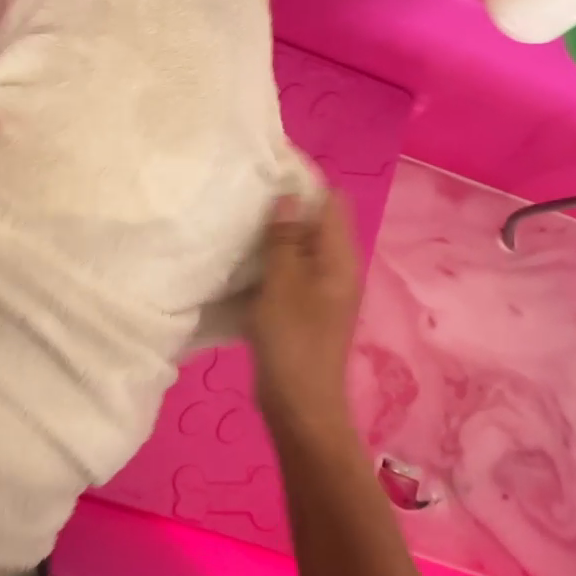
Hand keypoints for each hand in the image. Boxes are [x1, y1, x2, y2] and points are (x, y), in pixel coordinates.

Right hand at [249, 192, 363, 424]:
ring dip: (272, 235)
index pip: (330, 201)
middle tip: (242, 195)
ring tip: (236, 222)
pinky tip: (240, 261)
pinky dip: (268, 261)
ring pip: (298, 246)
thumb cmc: (292, 342)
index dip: (302, 181)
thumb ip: (284, 239)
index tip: (264, 168)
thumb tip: (288, 194)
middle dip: (283, 206)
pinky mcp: (303, 308)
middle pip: (314, 221)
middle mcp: (336, 268)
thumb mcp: (282, 285)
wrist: (300, 406)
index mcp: (339, 259)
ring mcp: (321, 290)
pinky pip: (288, 270)